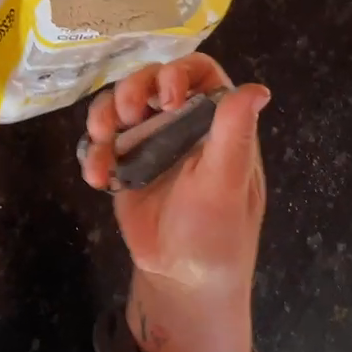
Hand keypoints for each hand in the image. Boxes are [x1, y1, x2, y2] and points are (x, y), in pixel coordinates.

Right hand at [81, 54, 268, 351]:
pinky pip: (99, 142)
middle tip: (126, 114)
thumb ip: (233, 134)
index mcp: (214, 124)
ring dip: (102, 118)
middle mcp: (179, 125)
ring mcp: (147, 142)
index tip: (166, 97)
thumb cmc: (216, 233)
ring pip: (116, 106)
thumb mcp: (225, 182)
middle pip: (148, 81)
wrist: (181, 280)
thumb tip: (258, 89)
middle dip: (130, 89)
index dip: (177, 71)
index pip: (198, 73)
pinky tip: (97, 179)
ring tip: (100, 142)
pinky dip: (93, 155)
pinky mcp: (122, 163)